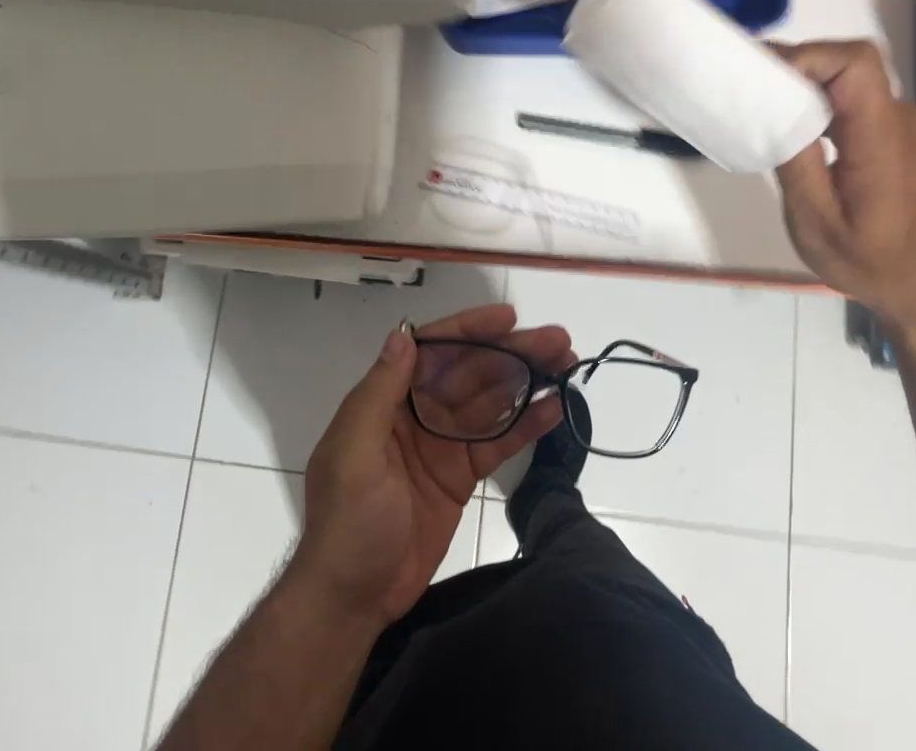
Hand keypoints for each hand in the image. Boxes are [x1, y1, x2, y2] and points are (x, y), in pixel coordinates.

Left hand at [287, 304, 572, 627]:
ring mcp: (440, 446)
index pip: (430, 353)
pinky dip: (525, 425)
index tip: (507, 318)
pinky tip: (555, 408)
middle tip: (558, 340)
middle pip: (469, 373)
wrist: (355, 596)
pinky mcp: (459, 477)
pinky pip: (496, 443)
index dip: (469, 330)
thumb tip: (403, 334)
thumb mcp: (354, 454)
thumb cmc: (349, 522)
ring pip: (489, 403)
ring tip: (567, 364)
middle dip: (511, 353)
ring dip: (526, 382)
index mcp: (383, 403)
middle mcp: (414, 416)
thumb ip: (379, 393)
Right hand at [773, 40, 915, 334]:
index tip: (762, 75)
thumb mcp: (816, 225)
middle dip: (795, 69)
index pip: (855, 63)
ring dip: (805, 88)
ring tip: (758, 106)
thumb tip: (773, 113)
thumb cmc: (872, 264)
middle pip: (848, 67)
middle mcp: (901, 120)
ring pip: (850, 85)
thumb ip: (796, 164)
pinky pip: (857, 105)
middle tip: (745, 86)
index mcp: (882, 138)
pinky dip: (821, 105)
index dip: (807, 56)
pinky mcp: (899, 138)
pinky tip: (792, 128)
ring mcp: (904, 127)